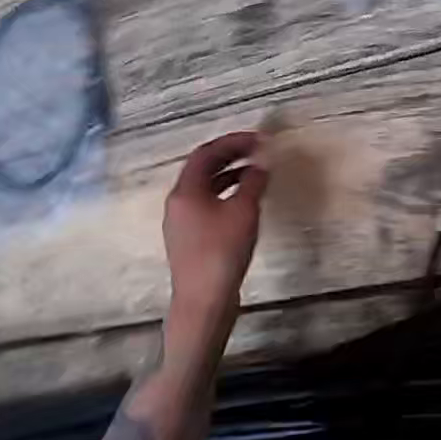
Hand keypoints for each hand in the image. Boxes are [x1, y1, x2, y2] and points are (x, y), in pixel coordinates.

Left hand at [162, 132, 267, 312]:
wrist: (203, 300)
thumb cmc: (222, 251)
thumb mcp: (244, 210)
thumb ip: (254, 181)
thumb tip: (262, 162)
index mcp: (185, 191)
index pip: (207, 152)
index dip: (234, 141)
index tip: (259, 139)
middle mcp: (178, 202)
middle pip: (203, 167)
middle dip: (231, 154)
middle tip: (258, 150)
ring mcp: (182, 221)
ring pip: (206, 185)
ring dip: (230, 173)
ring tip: (256, 170)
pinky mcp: (190, 237)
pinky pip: (208, 202)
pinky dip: (226, 192)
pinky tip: (245, 199)